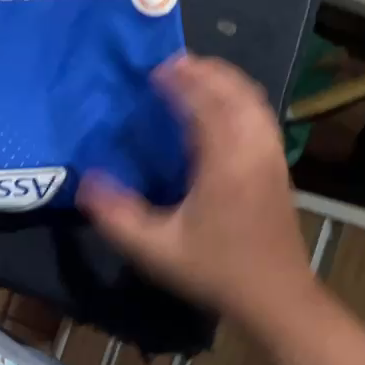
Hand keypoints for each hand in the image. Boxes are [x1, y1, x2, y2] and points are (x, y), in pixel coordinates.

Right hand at [77, 54, 314, 323]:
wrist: (279, 301)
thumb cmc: (216, 270)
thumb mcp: (156, 249)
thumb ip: (117, 216)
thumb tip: (86, 180)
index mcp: (225, 165)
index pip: (206, 105)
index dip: (181, 82)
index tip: (153, 69)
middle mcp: (253, 152)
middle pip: (237, 92)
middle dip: (205, 72)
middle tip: (170, 64)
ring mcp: (271, 158)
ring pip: (254, 101)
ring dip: (224, 81)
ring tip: (193, 75)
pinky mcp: (277, 168)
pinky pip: (260, 116)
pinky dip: (238, 98)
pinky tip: (219, 106)